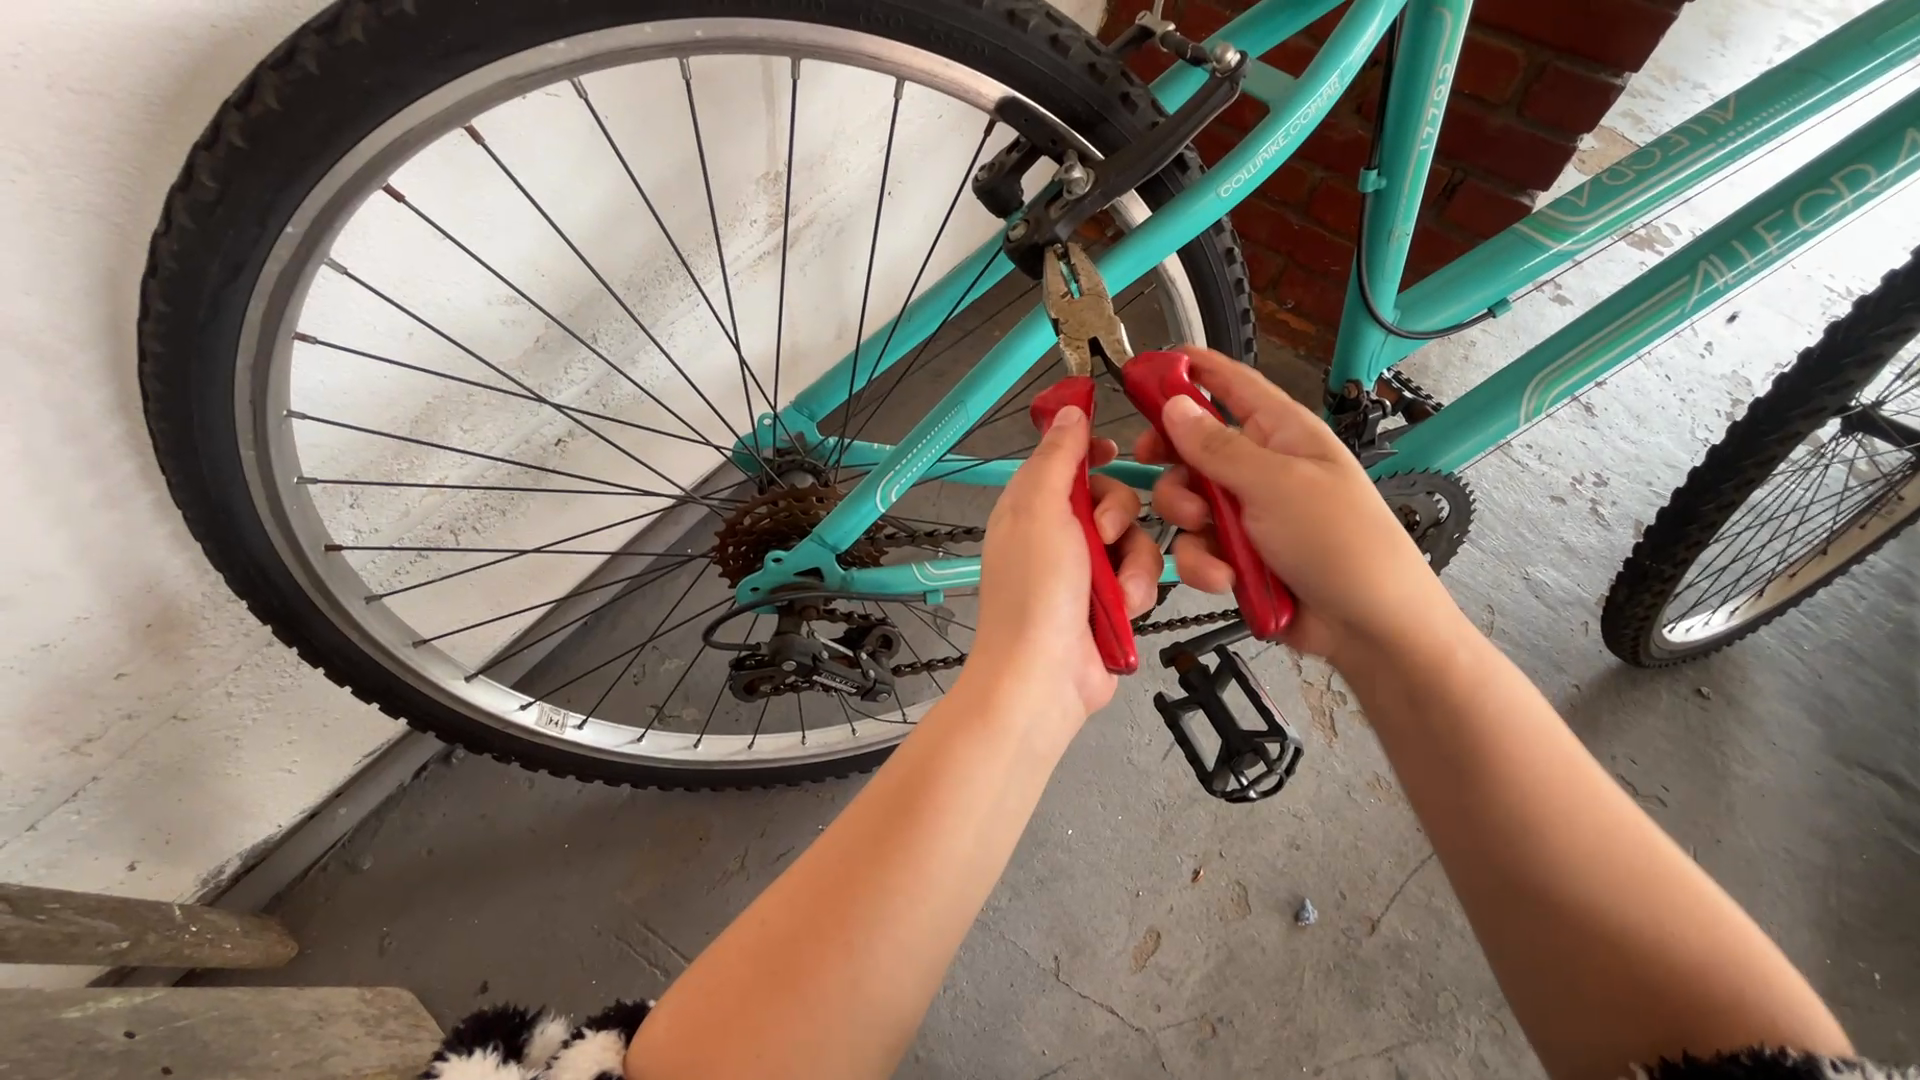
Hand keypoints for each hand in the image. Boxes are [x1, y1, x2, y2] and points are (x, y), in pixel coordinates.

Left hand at [962, 405, 1162, 724]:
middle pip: (1109, 499)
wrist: (1044, 676)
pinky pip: (1140, 578)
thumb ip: (1056, 457)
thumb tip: (1067, 413)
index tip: (1112, 449)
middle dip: (1119, 515)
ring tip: (1118, 588)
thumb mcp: (1040, 509)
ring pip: (1134, 539)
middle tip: (1105, 536)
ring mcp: (1083, 572)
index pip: (1063, 463)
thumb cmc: (1034, 594)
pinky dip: (1136, 592)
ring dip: (1134, 562)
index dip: (1090, 452)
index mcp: (1028, 508)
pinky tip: (1124, 610)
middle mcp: (1055, 536)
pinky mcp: (1108, 603)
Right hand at [1136, 347, 1452, 668]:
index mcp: (1281, 433)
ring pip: (1187, 501)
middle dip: (1173, 463)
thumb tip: (1175, 405)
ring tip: (1213, 541)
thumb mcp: (1276, 486)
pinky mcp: (1237, 554)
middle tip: (1153, 464)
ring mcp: (1247, 513)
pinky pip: (1197, 546)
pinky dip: (1204, 563)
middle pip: (1192, 446)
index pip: (1231, 384)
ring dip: (1190, 522)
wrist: (1368, 627)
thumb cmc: (1343, 543)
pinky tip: (1226, 577)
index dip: (1190, 370)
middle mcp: (1260, 467)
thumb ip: (1217, 447)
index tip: (1146, 366)